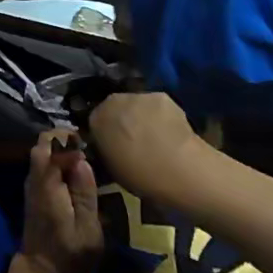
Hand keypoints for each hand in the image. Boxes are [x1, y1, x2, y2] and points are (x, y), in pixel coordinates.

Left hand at [15, 130, 101, 272]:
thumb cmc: (70, 254)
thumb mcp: (87, 228)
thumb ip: (84, 192)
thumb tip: (82, 159)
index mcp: (48, 185)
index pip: (53, 146)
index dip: (71, 140)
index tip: (91, 146)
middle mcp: (35, 179)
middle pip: (43, 142)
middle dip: (64, 138)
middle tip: (88, 147)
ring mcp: (32, 184)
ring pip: (41, 150)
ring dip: (60, 147)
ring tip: (84, 157)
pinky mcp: (34, 191)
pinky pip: (42, 162)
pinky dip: (56, 158)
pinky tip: (74, 171)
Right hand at [88, 93, 212, 203]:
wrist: (176, 168)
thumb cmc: (139, 176)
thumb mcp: (111, 168)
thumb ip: (107, 149)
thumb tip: (110, 145)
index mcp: (96, 120)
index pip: (95, 120)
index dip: (105, 132)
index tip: (114, 144)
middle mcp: (113, 101)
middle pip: (115, 107)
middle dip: (122, 119)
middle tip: (133, 139)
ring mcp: (139, 96)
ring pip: (136, 104)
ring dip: (141, 115)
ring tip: (154, 135)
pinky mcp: (162, 96)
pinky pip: (156, 105)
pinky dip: (160, 115)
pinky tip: (169, 131)